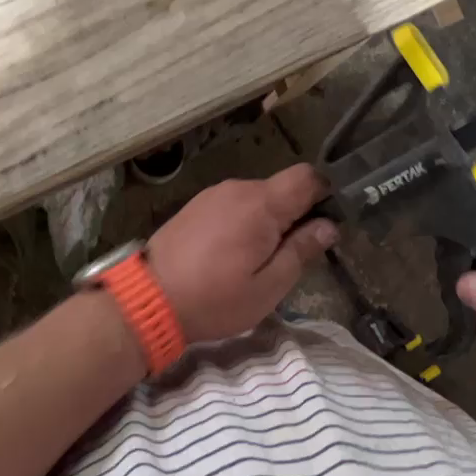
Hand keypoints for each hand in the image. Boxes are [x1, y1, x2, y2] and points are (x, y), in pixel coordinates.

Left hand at [147, 164, 336, 343]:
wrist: (147, 299)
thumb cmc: (214, 299)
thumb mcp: (268, 287)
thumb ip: (301, 251)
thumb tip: (328, 226)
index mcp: (261, 203)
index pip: (307, 176)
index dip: (324, 195)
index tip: (326, 225)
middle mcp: (238, 188)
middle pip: (282, 188)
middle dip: (295, 215)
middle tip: (291, 257)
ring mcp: (214, 194)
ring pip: (257, 198)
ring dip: (267, 221)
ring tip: (258, 262)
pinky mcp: (196, 205)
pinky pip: (234, 204)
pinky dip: (244, 222)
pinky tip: (232, 255)